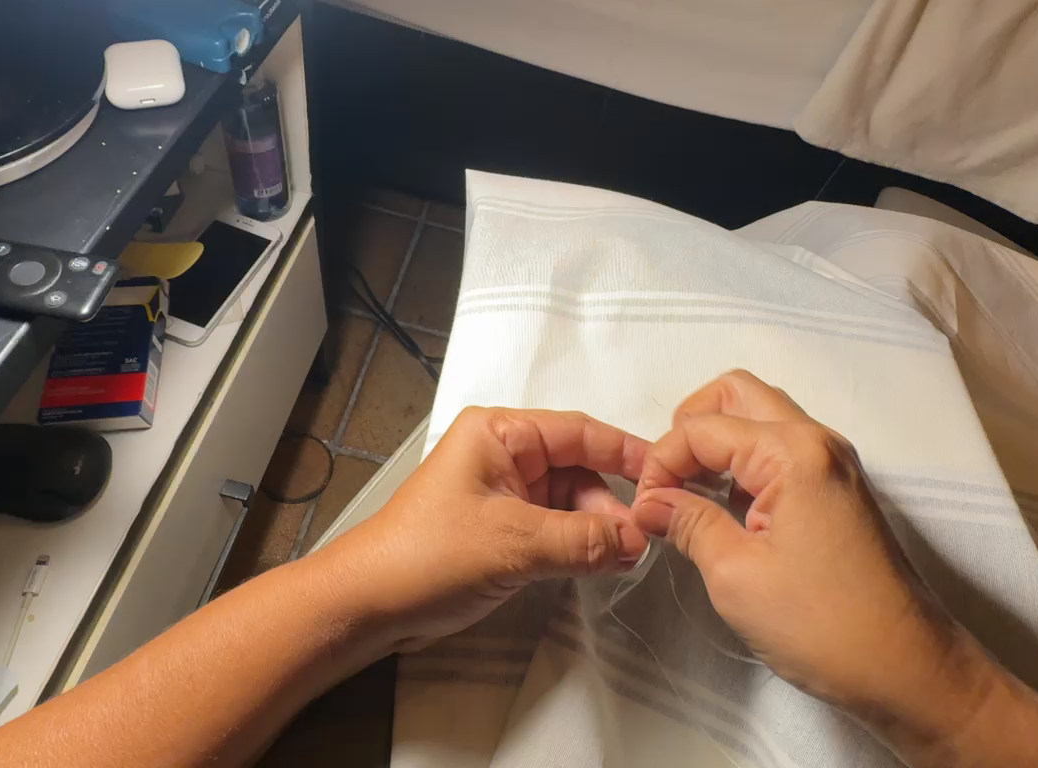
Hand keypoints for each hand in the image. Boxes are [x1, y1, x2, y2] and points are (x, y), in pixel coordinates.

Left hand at [325, 407, 651, 651]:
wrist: (370, 605)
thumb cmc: (431, 554)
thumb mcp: (513, 543)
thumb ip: (582, 539)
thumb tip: (639, 541)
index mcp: (500, 433)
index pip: (576, 431)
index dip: (624, 450)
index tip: (668, 471)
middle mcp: (505, 453)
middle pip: (576, 466)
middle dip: (609, 501)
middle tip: (644, 538)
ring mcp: (504, 490)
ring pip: (568, 498)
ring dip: (596, 526)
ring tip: (625, 557)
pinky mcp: (503, 525)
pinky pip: (554, 524)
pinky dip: (578, 542)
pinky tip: (602, 562)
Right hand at [630, 372, 989, 735]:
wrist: (914, 674)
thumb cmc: (825, 627)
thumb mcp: (735, 575)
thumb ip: (686, 521)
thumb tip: (649, 502)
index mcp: (792, 452)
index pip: (702, 428)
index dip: (661, 462)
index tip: (644, 507)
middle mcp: (816, 438)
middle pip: (734, 394)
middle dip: (689, 427)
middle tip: (668, 479)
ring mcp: (831, 458)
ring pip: (757, 414)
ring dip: (717, 440)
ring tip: (690, 490)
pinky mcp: (836, 483)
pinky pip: (777, 443)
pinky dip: (741, 458)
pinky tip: (723, 502)